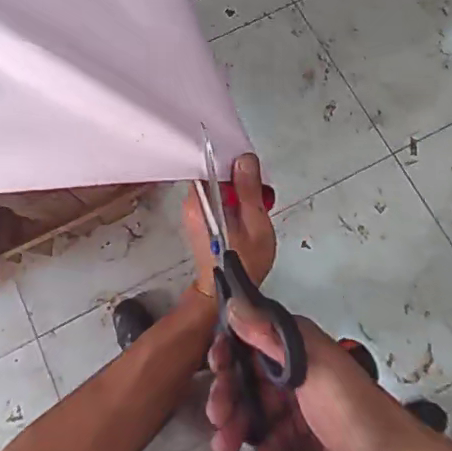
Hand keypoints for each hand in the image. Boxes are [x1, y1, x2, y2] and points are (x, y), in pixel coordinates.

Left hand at [183, 152, 274, 297]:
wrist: (226, 292)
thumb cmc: (243, 261)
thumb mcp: (255, 224)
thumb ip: (248, 189)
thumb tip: (244, 158)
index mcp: (201, 202)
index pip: (207, 163)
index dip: (229, 158)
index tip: (250, 165)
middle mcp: (192, 202)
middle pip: (213, 172)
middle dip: (237, 175)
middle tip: (260, 189)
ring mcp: (194, 210)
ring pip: (216, 184)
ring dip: (237, 187)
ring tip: (258, 200)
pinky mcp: (200, 217)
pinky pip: (216, 196)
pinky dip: (232, 198)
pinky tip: (247, 211)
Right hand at [205, 297, 426, 450]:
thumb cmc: (350, 407)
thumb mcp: (309, 366)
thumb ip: (269, 336)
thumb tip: (234, 301)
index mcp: (296, 346)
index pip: (250, 339)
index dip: (227, 350)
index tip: (213, 366)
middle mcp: (293, 371)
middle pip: (246, 379)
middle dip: (227, 397)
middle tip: (217, 417)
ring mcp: (296, 407)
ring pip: (254, 413)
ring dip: (238, 429)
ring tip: (226, 449)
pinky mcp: (301, 441)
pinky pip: (272, 445)